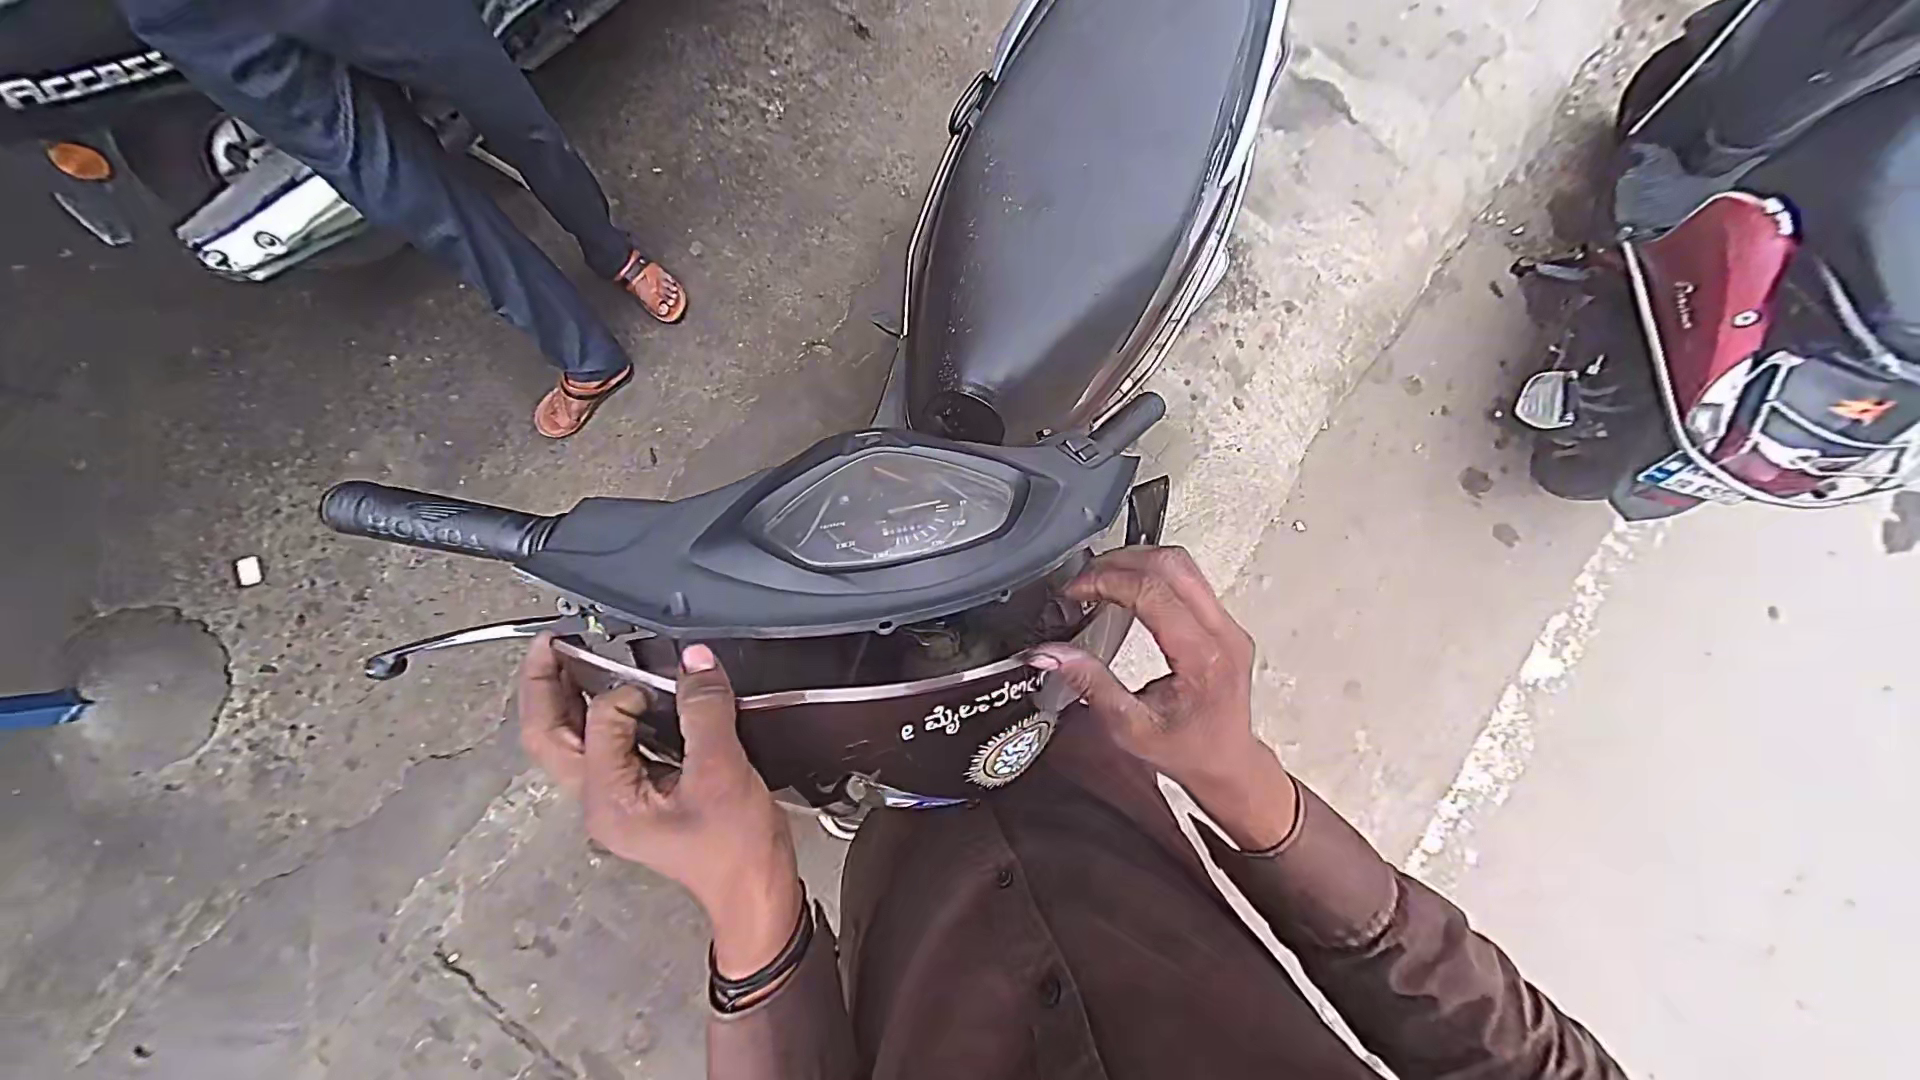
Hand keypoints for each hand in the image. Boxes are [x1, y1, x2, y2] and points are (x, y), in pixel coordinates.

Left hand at [517, 637, 802, 976]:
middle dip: (544, 686)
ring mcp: (618, 798)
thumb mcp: (721, 772)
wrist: (756, 888)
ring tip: (570, 659)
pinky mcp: (642, 793)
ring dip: (568, 699)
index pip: (600, 724)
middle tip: (550, 643)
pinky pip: (611, 745)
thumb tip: (697, 660)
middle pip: (551, 736)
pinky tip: (626, 694)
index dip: (628, 693)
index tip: (669, 681)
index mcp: (607, 800)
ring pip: (575, 741)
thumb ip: (705, 711)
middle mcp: (600, 799)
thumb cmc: (735, 844)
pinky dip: (609, 714)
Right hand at [1029, 547, 1297, 848]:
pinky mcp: (1222, 622)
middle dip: (1118, 562)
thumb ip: (1089, 683)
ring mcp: (1227, 624)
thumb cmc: (1187, 752)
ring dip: (1135, 562)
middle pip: (1171, 564)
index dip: (1107, 581)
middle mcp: (1223, 634)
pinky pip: (1187, 578)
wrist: (1227, 764)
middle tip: (1083, 579)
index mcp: (1203, 657)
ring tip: (1099, 580)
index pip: (1154, 592)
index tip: (1076, 591)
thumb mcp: (1128, 726)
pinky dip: (1149, 573)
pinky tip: (1124, 589)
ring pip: (1181, 564)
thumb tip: (1049, 652)